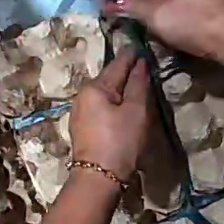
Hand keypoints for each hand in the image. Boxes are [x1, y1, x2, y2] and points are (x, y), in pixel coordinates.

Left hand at [68, 46, 153, 182]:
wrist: (98, 177)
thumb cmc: (120, 142)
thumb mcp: (136, 111)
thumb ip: (138, 84)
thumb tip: (140, 62)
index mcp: (95, 87)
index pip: (118, 63)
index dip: (133, 55)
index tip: (143, 47)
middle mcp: (83, 94)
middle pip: (109, 77)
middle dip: (125, 72)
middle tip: (144, 67)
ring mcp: (79, 111)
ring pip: (104, 92)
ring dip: (119, 88)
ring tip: (136, 87)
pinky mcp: (81, 126)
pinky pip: (99, 106)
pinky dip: (112, 102)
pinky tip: (122, 107)